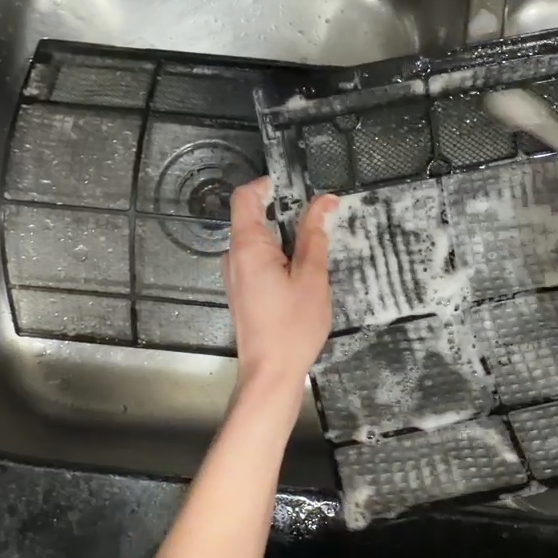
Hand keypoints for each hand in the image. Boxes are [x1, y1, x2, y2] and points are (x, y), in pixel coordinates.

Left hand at [225, 179, 338, 391]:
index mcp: (247, 246)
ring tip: (315, 252)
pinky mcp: (241, 291)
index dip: (267, 184)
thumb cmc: (293, 326)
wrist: (271, 372)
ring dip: (284, 239)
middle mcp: (233, 256)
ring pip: (257, 242)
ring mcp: (235, 275)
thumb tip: (324, 200)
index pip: (245, 197)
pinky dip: (278, 257)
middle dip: (284, 214)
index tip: (296, 186)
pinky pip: (257, 261)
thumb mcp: (312, 277)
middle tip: (319, 222)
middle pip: (253, 218)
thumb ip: (315, 235)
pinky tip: (302, 275)